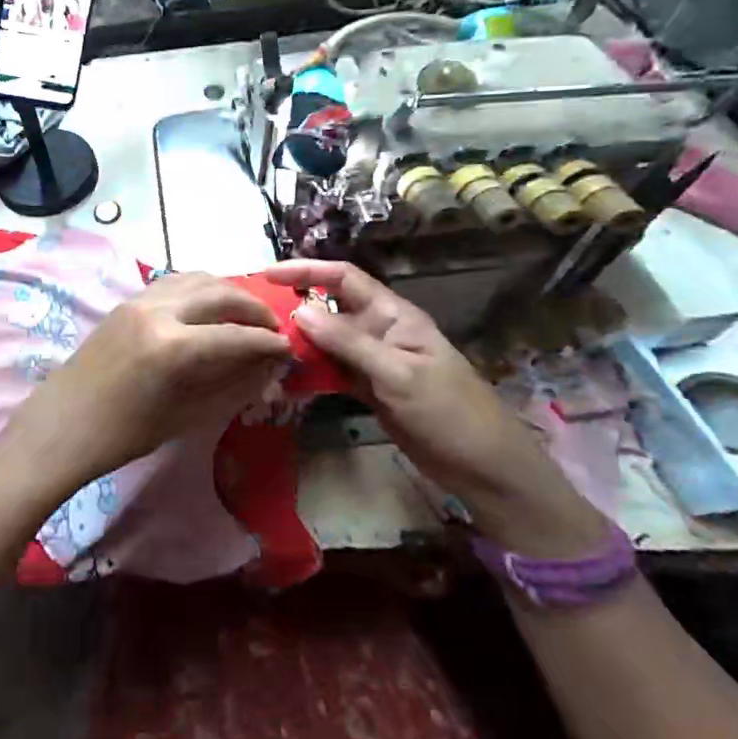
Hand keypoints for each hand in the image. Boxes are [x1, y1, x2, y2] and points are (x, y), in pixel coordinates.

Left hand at [3, 273, 291, 496]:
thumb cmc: (124, 434)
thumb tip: (269, 366)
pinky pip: (174, 282)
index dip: (269, 343)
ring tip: (246, 314)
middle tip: (273, 328)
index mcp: (173, 347)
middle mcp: (158, 311)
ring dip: (228, 291)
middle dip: (255, 308)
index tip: (289, 349)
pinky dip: (200, 288)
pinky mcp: (127, 300)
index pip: (237, 335)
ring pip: (198, 278)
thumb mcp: (186, 416)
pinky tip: (210, 308)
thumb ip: (232, 385)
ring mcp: (139, 300)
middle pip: (222, 294)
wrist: (63, 424)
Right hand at [265, 260, 611, 557]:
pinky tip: (284, 382)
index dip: (306, 270)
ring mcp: (372, 361)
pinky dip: (309, 375)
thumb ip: (348, 342)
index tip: (267, 275)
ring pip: (326, 343)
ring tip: (261, 350)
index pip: (343, 278)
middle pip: (329, 309)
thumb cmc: (449, 412)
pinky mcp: (367, 389)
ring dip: (298, 345)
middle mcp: (378, 331)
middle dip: (294, 309)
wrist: (483, 468)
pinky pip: (331, 372)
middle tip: (254, 318)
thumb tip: (299, 310)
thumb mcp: (397, 373)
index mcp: (392, 314)